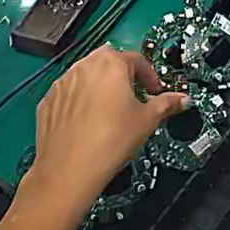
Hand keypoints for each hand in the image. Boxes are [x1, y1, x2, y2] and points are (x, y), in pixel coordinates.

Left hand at [28, 46, 186, 211]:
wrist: (69, 169)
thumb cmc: (109, 142)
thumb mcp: (147, 121)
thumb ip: (166, 104)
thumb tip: (181, 100)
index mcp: (111, 64)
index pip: (137, 59)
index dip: (150, 76)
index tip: (154, 90)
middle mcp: (84, 66)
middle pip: (109, 61)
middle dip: (123, 76)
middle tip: (134, 97)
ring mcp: (62, 82)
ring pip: (86, 75)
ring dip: (100, 86)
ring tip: (111, 112)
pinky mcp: (48, 100)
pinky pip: (69, 93)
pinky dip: (79, 101)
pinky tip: (88, 123)